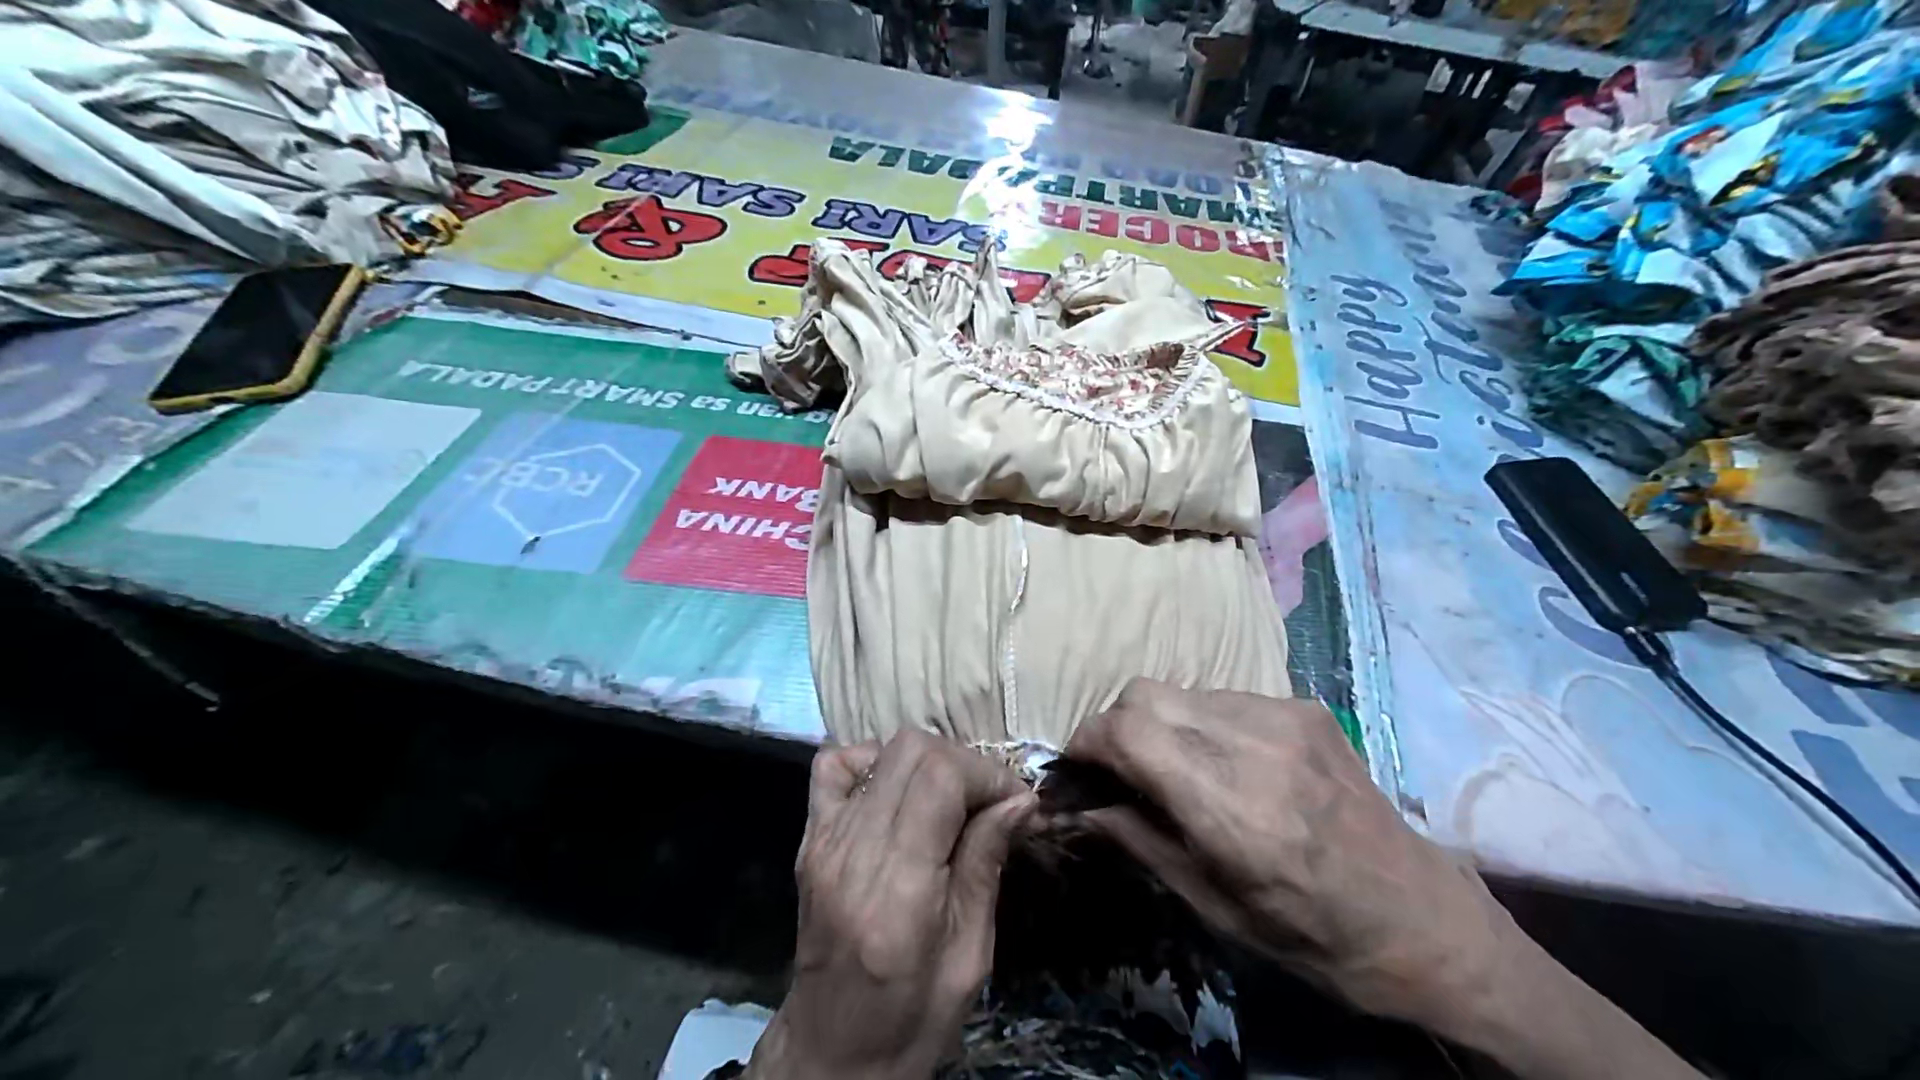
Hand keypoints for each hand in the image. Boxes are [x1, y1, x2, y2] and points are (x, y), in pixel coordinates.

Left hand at [747, 731, 1035, 1079]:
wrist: (831, 1052)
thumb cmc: (912, 1019)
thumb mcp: (971, 957)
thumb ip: (987, 866)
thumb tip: (1020, 800)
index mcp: (899, 889)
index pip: (941, 777)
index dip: (987, 774)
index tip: (1016, 802)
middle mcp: (854, 851)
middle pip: (911, 751)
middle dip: (964, 763)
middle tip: (988, 801)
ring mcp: (824, 840)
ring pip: (881, 751)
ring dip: (929, 762)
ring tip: (951, 800)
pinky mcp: (810, 838)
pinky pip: (833, 766)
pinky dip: (873, 761)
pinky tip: (898, 792)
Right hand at [1061, 679, 1517, 1027]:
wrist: (1423, 922)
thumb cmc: (1310, 934)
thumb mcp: (1210, 904)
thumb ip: (1135, 839)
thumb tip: (1072, 806)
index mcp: (1232, 808)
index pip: (1128, 731)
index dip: (1086, 742)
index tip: (1076, 770)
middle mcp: (1256, 745)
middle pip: (1144, 694)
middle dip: (1115, 727)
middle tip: (1117, 770)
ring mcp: (1285, 717)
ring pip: (1180, 690)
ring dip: (1157, 723)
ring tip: (1172, 768)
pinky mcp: (1305, 707)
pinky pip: (1221, 696)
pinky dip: (1199, 722)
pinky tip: (1222, 762)